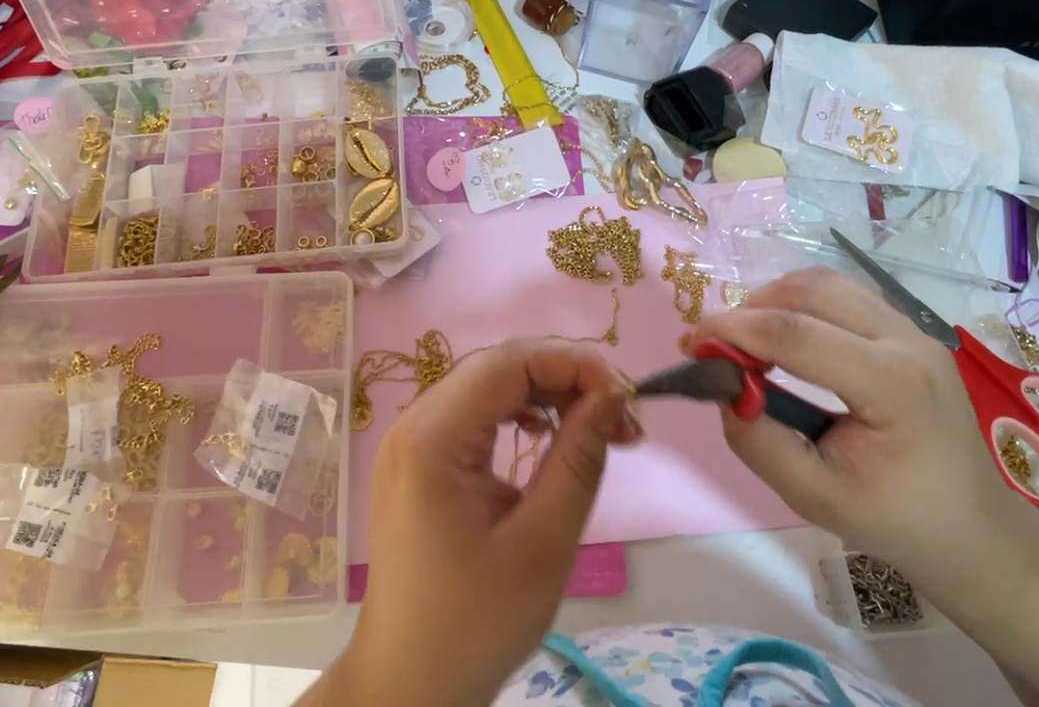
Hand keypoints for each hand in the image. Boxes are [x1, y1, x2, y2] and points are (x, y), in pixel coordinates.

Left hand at [312, 339, 642, 706]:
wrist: (411, 683)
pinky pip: (473, 417)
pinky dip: (517, 416)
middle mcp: (413, 425)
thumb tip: (611, 395)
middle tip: (622, 420)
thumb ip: (579, 458)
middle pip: (496, 369)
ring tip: (598, 429)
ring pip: (486, 388)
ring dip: (545, 396)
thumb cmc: (476, 621)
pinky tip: (547, 435)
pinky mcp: (418, 463)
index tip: (627, 397)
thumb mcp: (543, 542)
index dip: (573, 363)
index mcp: (432, 437)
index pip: (508, 362)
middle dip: (564, 379)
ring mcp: (411, 443)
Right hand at [683, 268, 1038, 587]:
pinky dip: (798, 303)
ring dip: (773, 300)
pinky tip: (781, 337)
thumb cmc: (895, 519)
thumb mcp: (814, 496)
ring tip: (743, 339)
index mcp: (892, 385)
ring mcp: (912, 329)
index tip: (690, 345)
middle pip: (809, 291)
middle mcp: (906, 341)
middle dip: (749, 309)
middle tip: (712, 344)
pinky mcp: (907, 330)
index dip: (733, 331)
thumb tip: (722, 387)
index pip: (796, 334)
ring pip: (824, 283)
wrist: (972, 527)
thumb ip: (758, 441)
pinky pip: (841, 294)